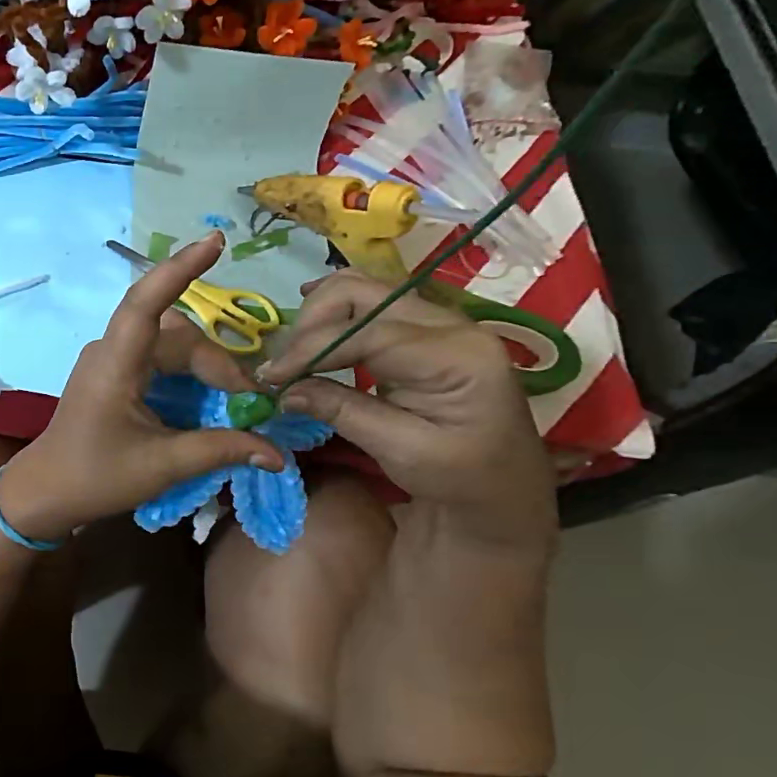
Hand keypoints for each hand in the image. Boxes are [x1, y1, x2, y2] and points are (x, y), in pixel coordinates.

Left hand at [0, 232, 285, 540]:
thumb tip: (279, 454)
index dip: (179, 269)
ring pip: (170, 344)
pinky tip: (211, 396)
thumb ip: (222, 450)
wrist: (46, 493)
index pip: (145, 303)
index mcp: (114, 364)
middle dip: (216, 362)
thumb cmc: (95, 478)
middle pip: (175, 333)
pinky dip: (189, 373)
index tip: (216, 242)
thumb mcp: (162, 466)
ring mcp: (111, 361)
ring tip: (236, 399)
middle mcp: (111, 351)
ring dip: (205, 367)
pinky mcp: (115, 374)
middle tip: (251, 401)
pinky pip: (160, 359)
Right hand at [259, 270, 555, 548]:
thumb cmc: (461, 477)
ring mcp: (439, 322)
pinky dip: (334, 314)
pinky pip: (371, 304)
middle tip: (281, 365)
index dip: (312, 348)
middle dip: (312, 322)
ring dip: (319, 315)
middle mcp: (451, 324)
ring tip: (292, 353)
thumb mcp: (403, 453)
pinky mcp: (423, 330)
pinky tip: (310, 330)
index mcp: (457, 356)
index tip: (271, 375)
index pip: (369, 333)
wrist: (504, 487)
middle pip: (366, 293)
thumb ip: (345, 413)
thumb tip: (285, 391)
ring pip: (364, 290)